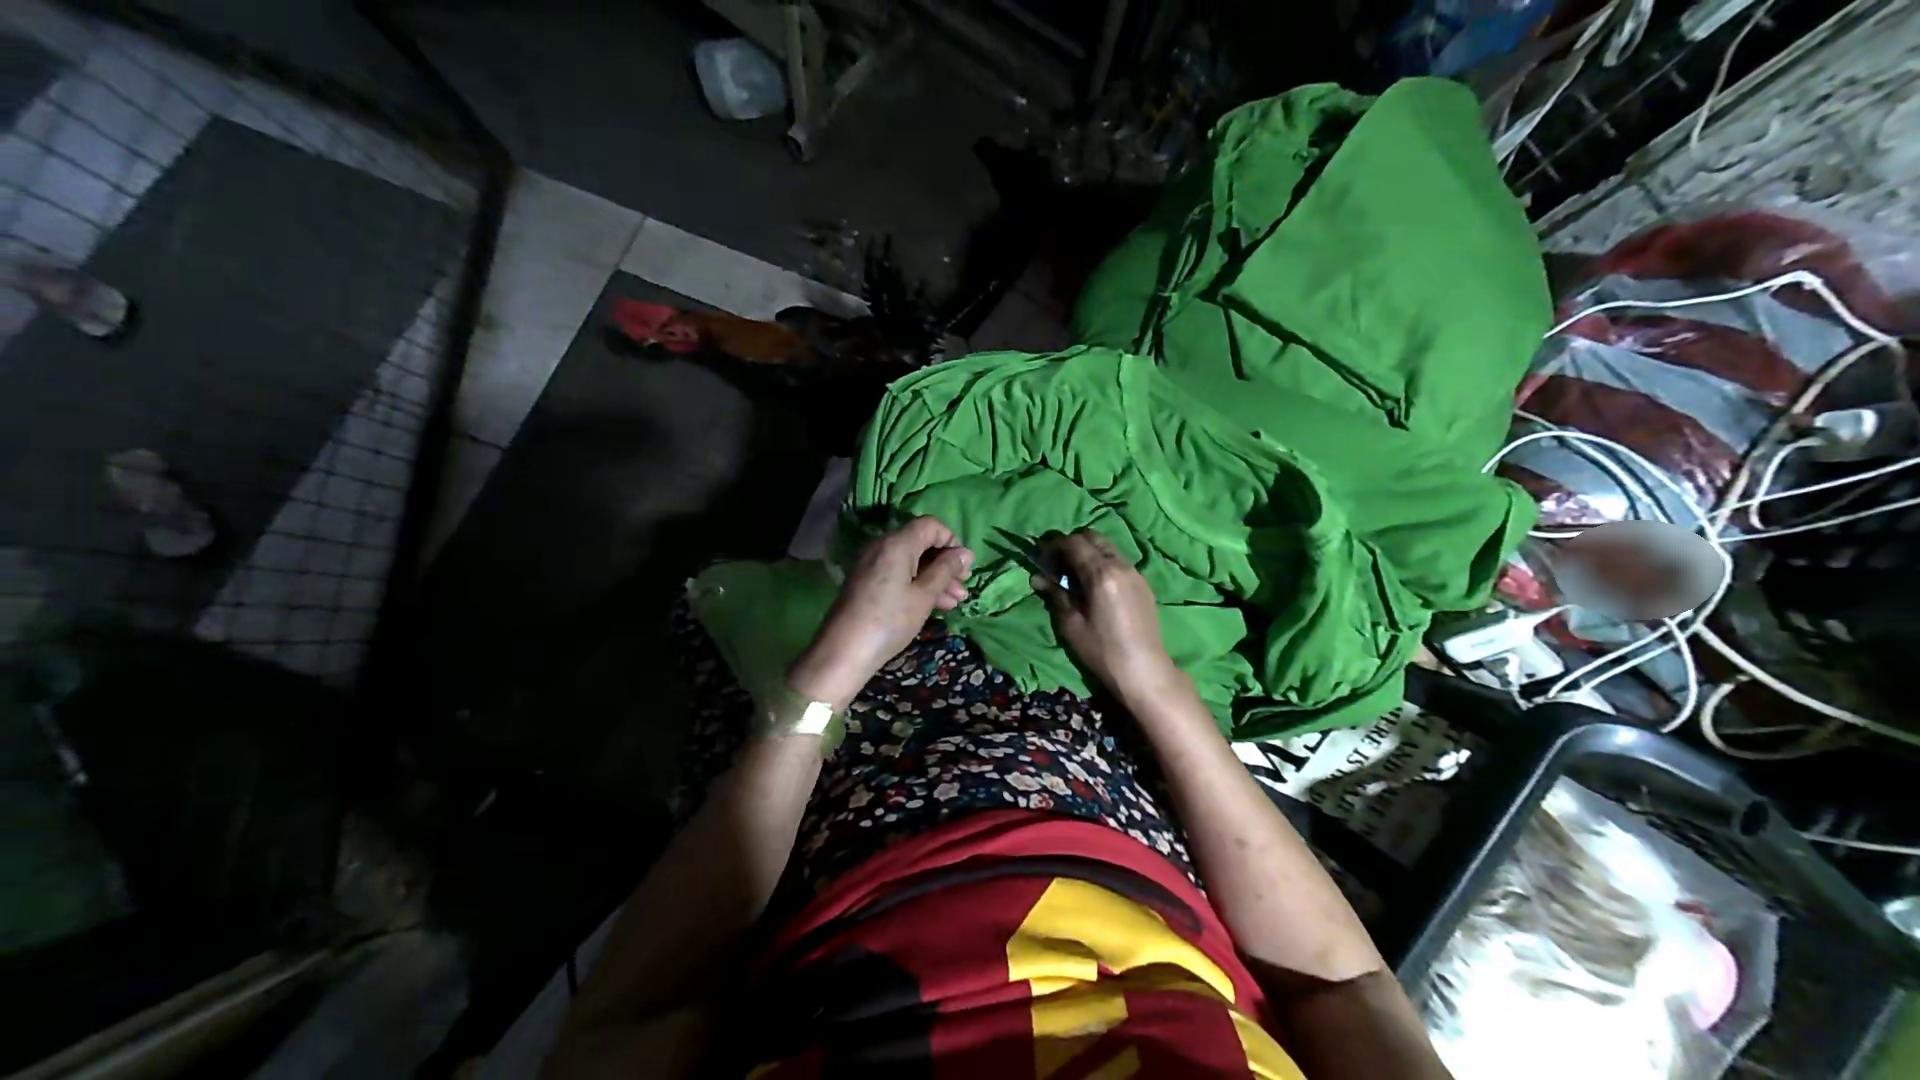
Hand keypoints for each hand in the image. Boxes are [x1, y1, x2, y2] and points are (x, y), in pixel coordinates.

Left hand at [788, 516, 973, 708]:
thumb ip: (946, 570)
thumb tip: (965, 553)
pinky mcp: (867, 581)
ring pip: (911, 562)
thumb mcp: (924, 595)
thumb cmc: (890, 620)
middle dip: (945, 563)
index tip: (964, 566)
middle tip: (963, 586)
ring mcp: (872, 564)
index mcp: (897, 543)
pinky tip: (935, 605)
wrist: (844, 651)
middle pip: (921, 543)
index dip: (952, 541)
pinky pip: (898, 574)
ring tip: (955, 601)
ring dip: (935, 578)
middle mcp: (882, 546)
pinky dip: (917, 584)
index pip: (931, 525)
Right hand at [1033, 529, 1186, 710]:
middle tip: (1059, 566)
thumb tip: (1037, 577)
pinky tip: (1096, 587)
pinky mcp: (1144, 584)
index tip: (1043, 560)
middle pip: (1093, 537)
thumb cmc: (1102, 650)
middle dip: (1072, 544)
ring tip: (1076, 577)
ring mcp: (1136, 573)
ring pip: (1108, 548)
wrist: (1143, 670)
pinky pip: (1119, 562)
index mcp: (1101, 574)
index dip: (1054, 546)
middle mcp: (1121, 565)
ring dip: (1089, 553)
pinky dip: (1103, 563)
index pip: (1074, 542)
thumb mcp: (1071, 624)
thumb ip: (1055, 594)